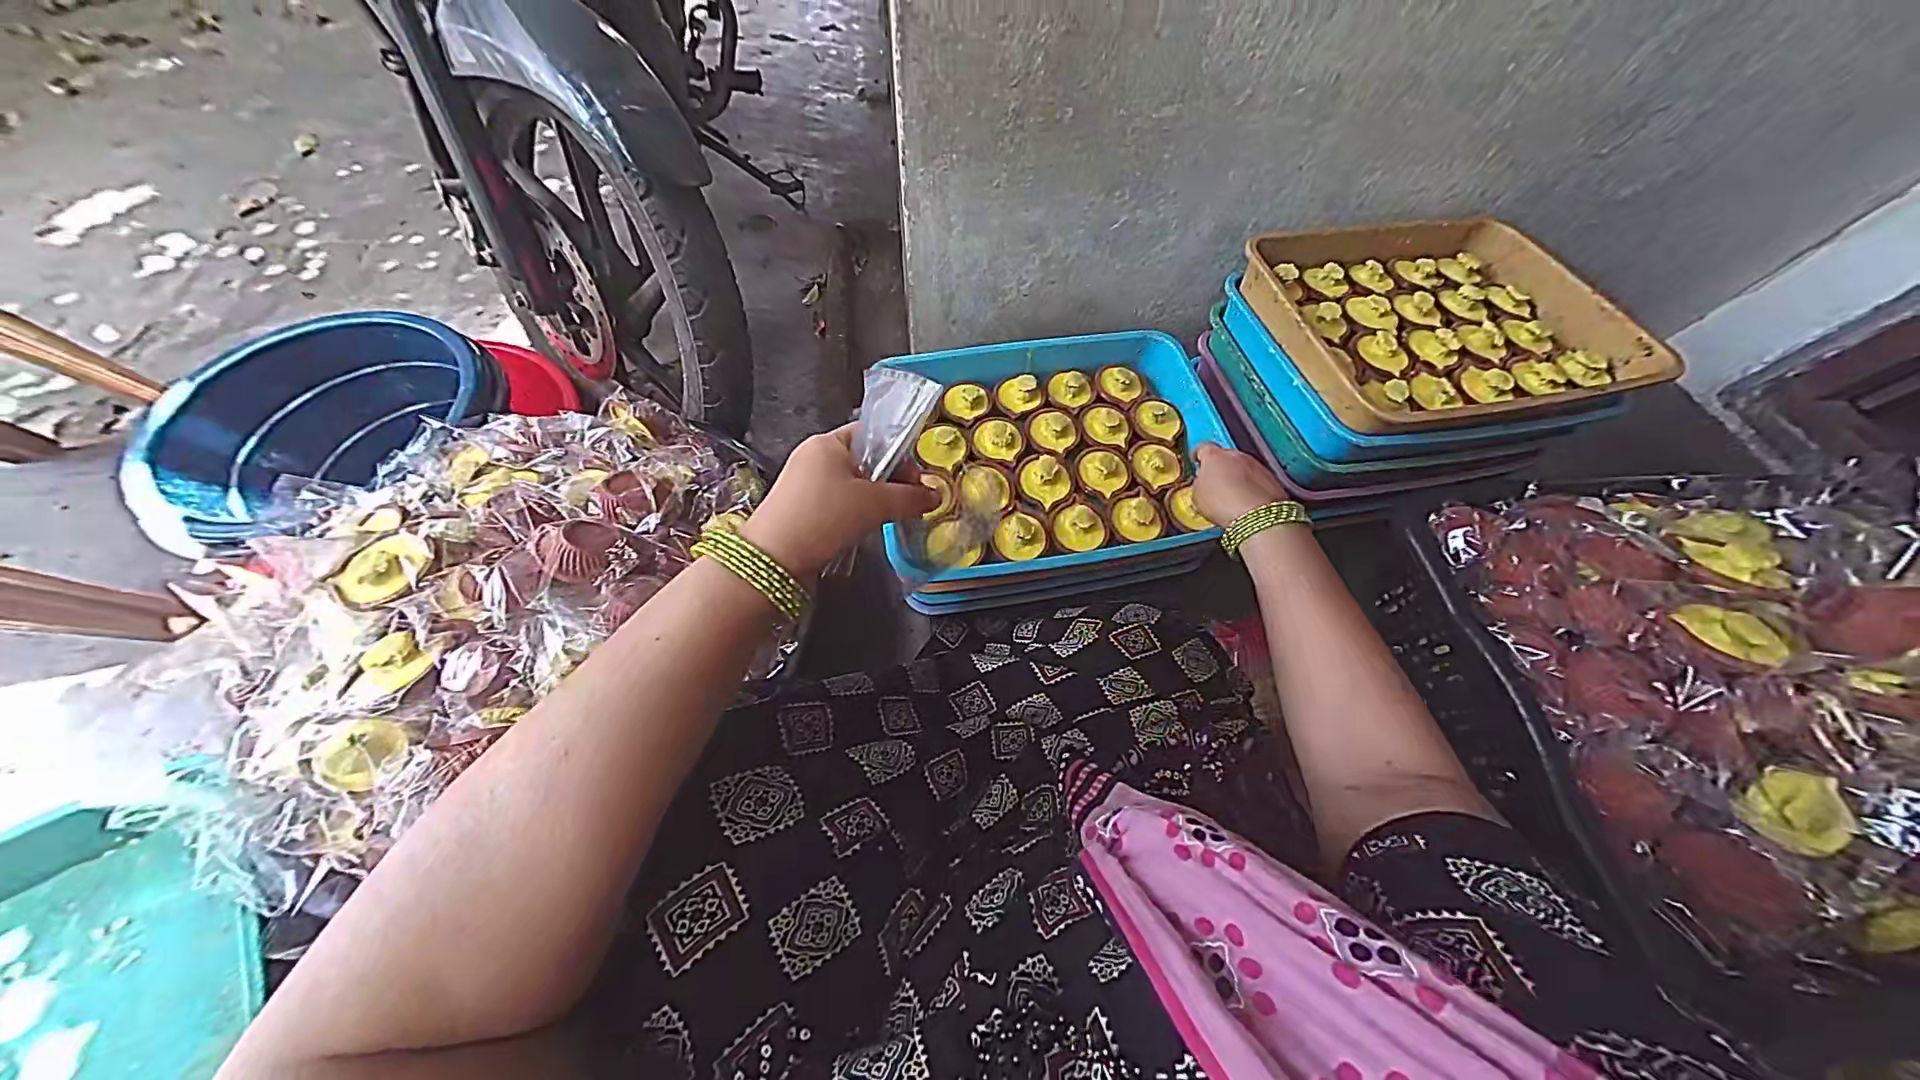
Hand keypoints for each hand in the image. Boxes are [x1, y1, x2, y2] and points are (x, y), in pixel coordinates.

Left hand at [739, 424, 938, 577]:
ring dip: (874, 500)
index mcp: (828, 442)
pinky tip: (865, 528)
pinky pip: (838, 502)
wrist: (774, 559)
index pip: (873, 435)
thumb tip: (935, 496)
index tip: (916, 478)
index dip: (899, 454)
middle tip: (910, 501)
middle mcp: (814, 457)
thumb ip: (909, 497)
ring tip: (890, 517)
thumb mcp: (874, 504)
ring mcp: (805, 483)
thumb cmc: (823, 517)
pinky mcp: (801, 508)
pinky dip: (856, 512)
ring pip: (853, 484)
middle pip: (865, 461)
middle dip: (890, 481)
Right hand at [1191, 442, 1289, 526]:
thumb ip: (1197, 484)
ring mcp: (1256, 465)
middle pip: (1225, 457)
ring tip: (1230, 498)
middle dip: (1220, 468)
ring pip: (1242, 467)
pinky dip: (1251, 487)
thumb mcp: (1196, 497)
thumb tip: (1200, 485)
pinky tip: (1245, 503)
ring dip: (1236, 478)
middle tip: (1213, 486)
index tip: (1196, 460)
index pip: (1203, 448)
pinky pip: (1257, 479)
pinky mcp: (1271, 478)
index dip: (1198, 455)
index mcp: (1214, 455)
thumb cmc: (1226, 504)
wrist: (1256, 516)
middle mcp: (1237, 455)